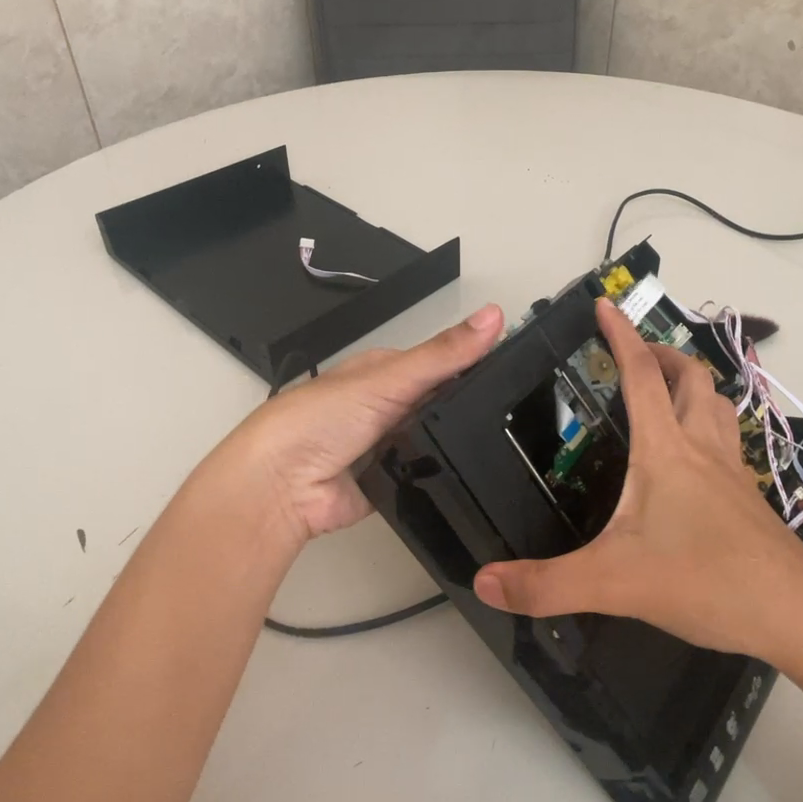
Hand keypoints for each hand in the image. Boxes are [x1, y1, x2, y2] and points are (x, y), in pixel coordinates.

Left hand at [225, 304, 503, 539]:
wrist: (281, 486)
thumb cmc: (321, 417)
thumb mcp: (390, 378)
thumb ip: (443, 354)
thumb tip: (494, 315)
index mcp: (386, 372)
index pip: (442, 361)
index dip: (478, 362)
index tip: (521, 367)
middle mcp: (388, 406)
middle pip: (443, 403)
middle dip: (469, 408)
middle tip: (517, 412)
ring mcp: (388, 445)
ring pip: (438, 440)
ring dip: (454, 443)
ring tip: (499, 444)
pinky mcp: (391, 482)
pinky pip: (426, 476)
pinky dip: (440, 475)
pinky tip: (466, 474)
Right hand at [471, 298, 802, 660]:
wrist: (795, 615)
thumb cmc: (705, 581)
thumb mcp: (612, 583)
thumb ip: (545, 584)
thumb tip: (484, 581)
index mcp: (667, 449)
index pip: (640, 375)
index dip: (620, 335)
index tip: (604, 305)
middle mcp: (703, 448)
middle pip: (691, 378)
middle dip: (662, 355)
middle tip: (634, 358)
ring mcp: (734, 472)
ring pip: (719, 406)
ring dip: (693, 387)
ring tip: (667, 396)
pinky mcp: (750, 500)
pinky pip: (730, 444)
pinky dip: (710, 429)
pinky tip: (695, 464)